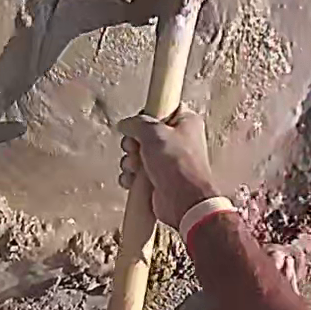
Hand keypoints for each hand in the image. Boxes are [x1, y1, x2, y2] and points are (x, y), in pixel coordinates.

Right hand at [117, 108, 220, 228]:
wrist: (183, 200)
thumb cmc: (176, 163)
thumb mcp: (154, 132)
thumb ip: (137, 123)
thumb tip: (125, 124)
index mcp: (185, 123)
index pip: (161, 109)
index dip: (146, 116)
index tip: (139, 125)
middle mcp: (177, 140)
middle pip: (144, 133)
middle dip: (132, 143)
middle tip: (134, 149)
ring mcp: (167, 161)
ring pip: (137, 154)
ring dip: (129, 161)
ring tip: (134, 168)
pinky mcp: (158, 178)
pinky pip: (137, 172)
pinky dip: (131, 176)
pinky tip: (132, 180)